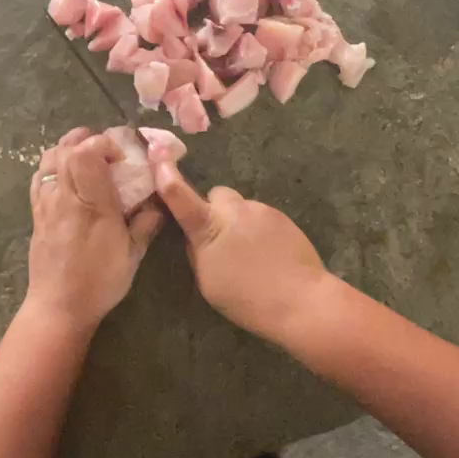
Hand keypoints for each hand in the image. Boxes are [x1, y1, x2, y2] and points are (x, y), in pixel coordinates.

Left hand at [24, 128, 164, 331]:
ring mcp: (45, 203)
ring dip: (68, 149)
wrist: (59, 306)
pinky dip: (53, 166)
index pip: (87, 152)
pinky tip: (67, 177)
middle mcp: (64, 196)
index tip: (121, 157)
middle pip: (65, 148)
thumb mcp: (133, 254)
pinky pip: (39, 177)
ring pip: (48, 158)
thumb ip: (146, 223)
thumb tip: (157, 203)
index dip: (104, 143)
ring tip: (87, 158)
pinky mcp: (36, 214)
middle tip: (107, 151)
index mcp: (91, 203)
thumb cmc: (100, 281)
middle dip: (87, 139)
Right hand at [151, 158, 332, 341]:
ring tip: (252, 255)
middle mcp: (234, 210)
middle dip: (215, 210)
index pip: (180, 196)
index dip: (167, 176)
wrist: (299, 300)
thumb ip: (197, 251)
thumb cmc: (245, 298)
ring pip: (242, 208)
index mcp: (208, 227)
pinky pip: (262, 217)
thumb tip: (194, 236)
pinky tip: (269, 255)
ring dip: (240, 223)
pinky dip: (260, 231)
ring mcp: (261, 210)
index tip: (159, 156)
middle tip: (222, 240)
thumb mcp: (207, 281)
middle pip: (218, 196)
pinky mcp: (282, 216)